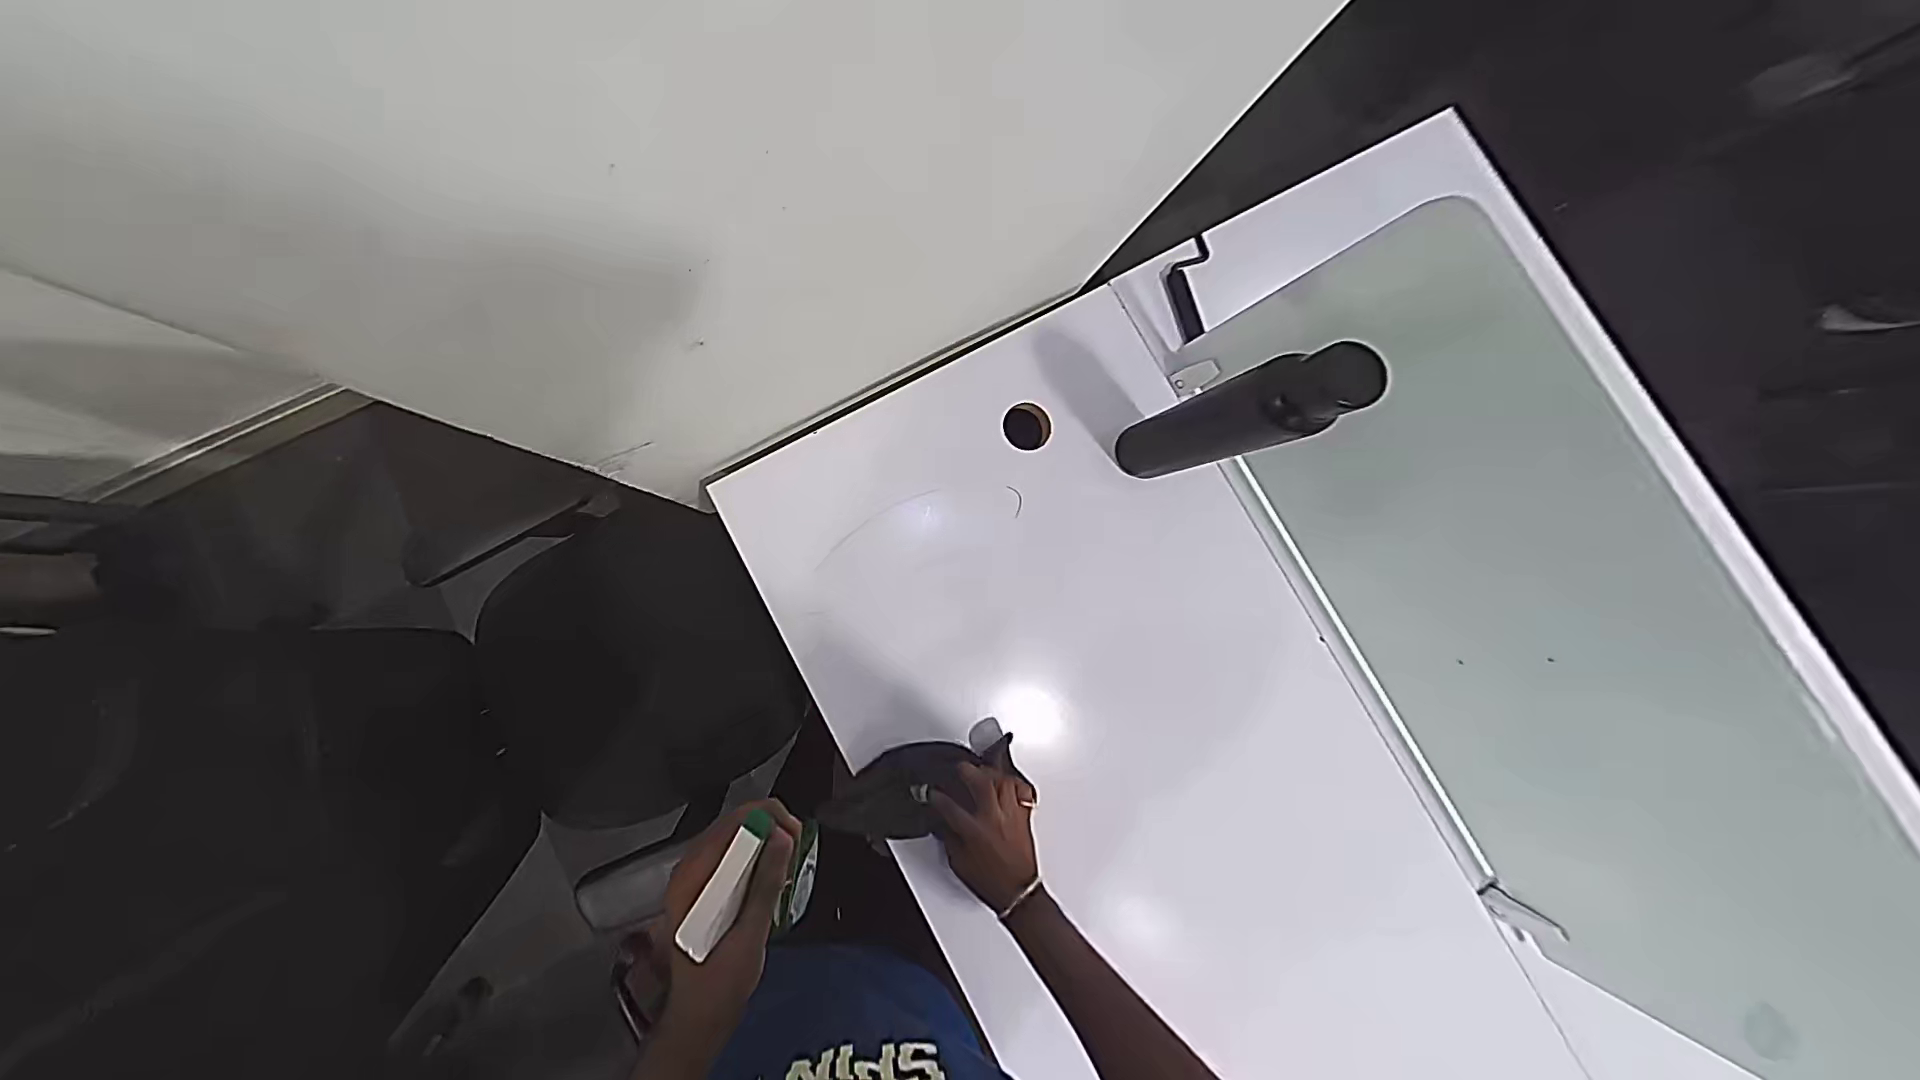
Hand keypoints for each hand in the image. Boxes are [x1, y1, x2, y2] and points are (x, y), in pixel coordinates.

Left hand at [643, 799, 799, 1053]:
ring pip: (734, 836)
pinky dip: (755, 853)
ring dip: (765, 838)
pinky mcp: (703, 886)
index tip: (795, 832)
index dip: (767, 816)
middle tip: (797, 844)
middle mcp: (687, 871)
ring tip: (789, 857)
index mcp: (692, 880)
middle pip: (732, 824)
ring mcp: (693, 878)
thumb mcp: (749, 934)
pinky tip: (772, 870)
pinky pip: (732, 853)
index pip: (731, 823)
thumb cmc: (720, 984)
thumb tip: (782, 836)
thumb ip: (765, 883)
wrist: (698, 1017)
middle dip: (769, 825)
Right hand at [930, 761, 1039, 912]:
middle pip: (980, 783)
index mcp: (973, 831)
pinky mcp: (1024, 816)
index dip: (934, 795)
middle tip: (959, 768)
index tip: (930, 791)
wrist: (1018, 892)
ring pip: (1002, 781)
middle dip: (966, 770)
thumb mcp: (959, 863)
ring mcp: (1010, 815)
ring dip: (990, 773)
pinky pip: (1021, 791)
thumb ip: (950, 838)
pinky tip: (1005, 782)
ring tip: (982, 771)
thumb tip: (944, 822)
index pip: (949, 805)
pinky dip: (1012, 783)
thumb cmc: (991, 881)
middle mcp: (993, 819)